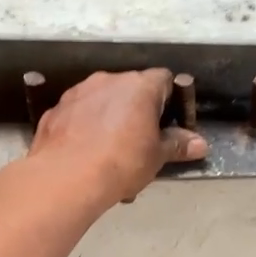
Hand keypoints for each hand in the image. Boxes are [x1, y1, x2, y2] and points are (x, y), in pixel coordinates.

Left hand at [26, 69, 206, 204]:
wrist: (67, 177)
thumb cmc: (122, 162)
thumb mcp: (157, 156)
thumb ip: (178, 145)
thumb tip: (200, 144)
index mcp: (139, 86)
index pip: (164, 79)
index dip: (170, 99)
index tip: (170, 122)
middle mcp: (108, 81)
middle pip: (132, 89)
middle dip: (139, 110)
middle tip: (143, 140)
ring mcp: (79, 92)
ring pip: (104, 101)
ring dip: (112, 118)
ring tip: (113, 151)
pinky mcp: (56, 109)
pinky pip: (80, 114)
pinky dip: (87, 127)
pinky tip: (88, 153)